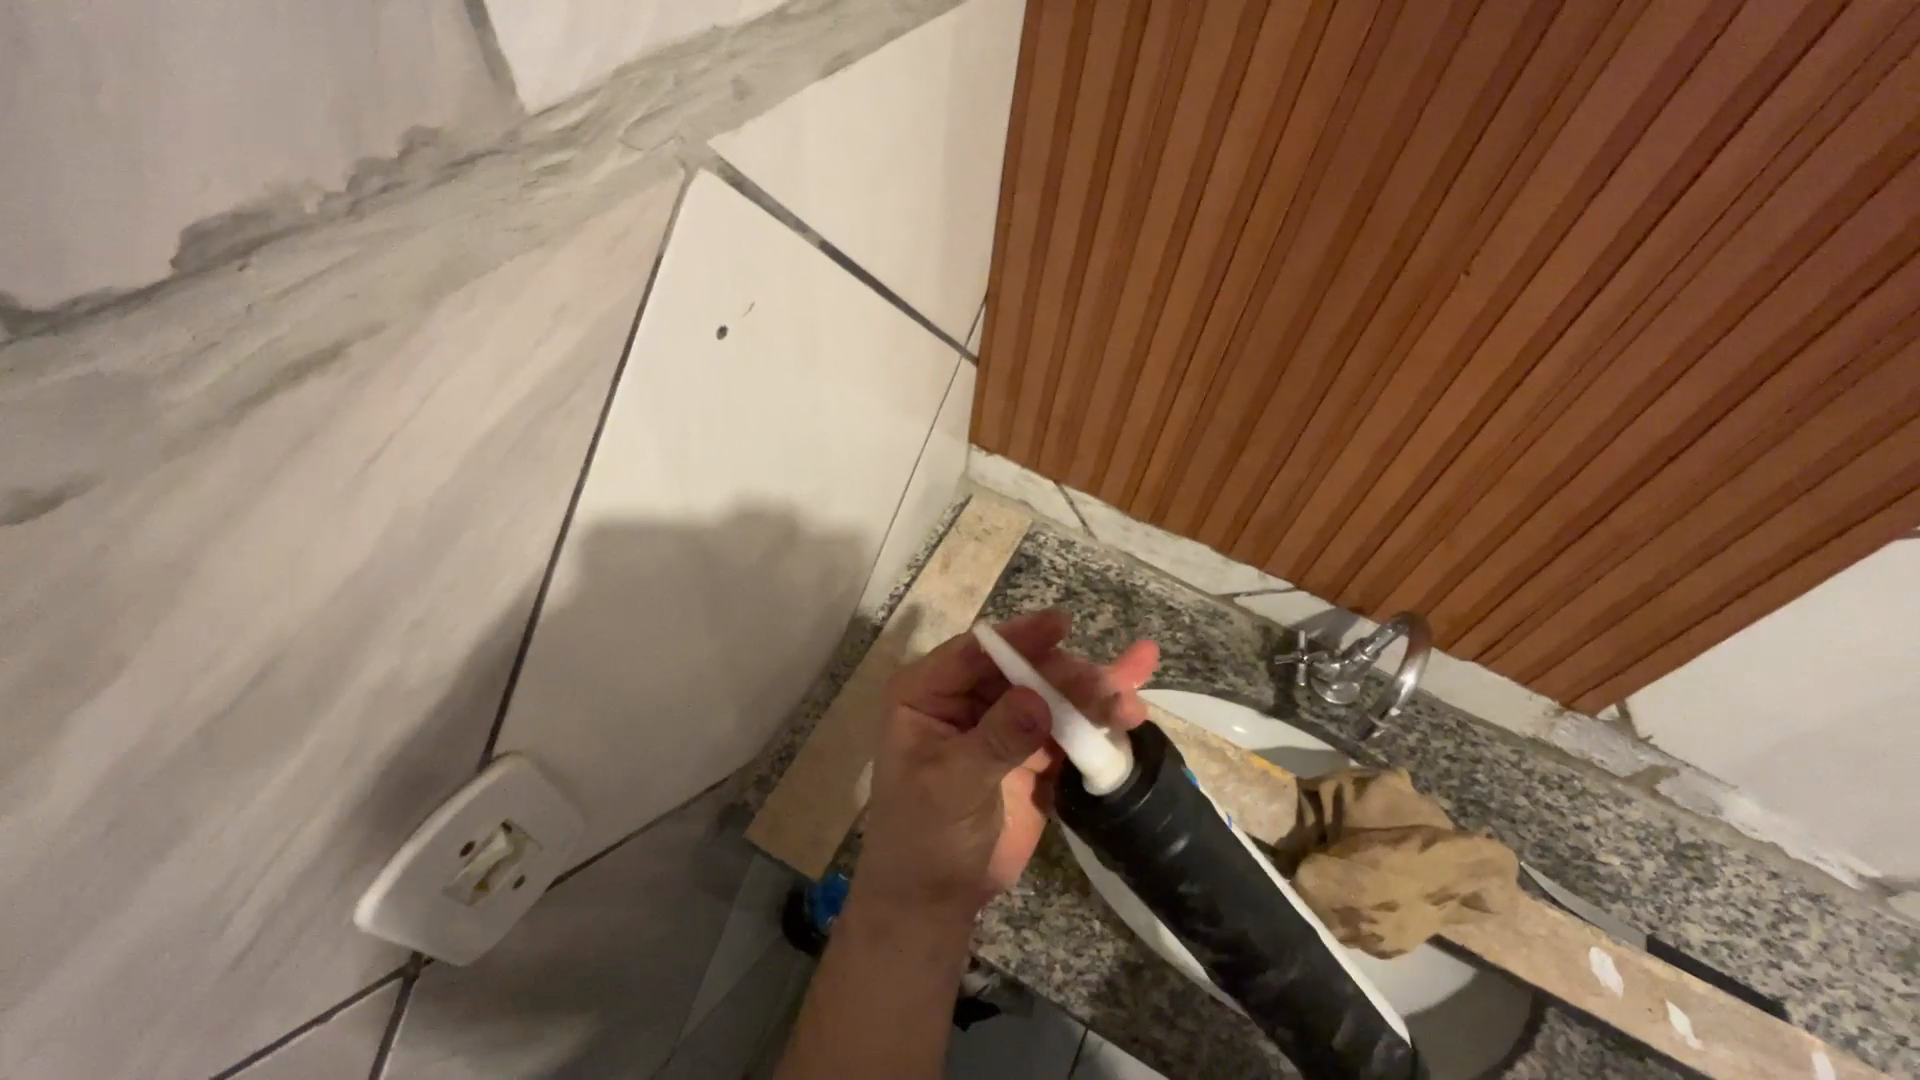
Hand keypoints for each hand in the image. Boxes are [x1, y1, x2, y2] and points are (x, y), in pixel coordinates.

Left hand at [854, 609, 1158, 921]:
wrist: (936, 897)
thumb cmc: (923, 836)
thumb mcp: (951, 785)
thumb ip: (996, 740)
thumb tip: (1039, 700)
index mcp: (928, 694)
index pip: (977, 653)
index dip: (1020, 637)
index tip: (1062, 624)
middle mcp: (967, 699)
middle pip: (1025, 671)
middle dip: (1069, 675)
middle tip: (1109, 688)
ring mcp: (1005, 724)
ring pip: (1054, 697)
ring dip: (1094, 697)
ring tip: (1132, 703)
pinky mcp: (1034, 753)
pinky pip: (1070, 730)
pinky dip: (1099, 726)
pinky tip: (1132, 718)